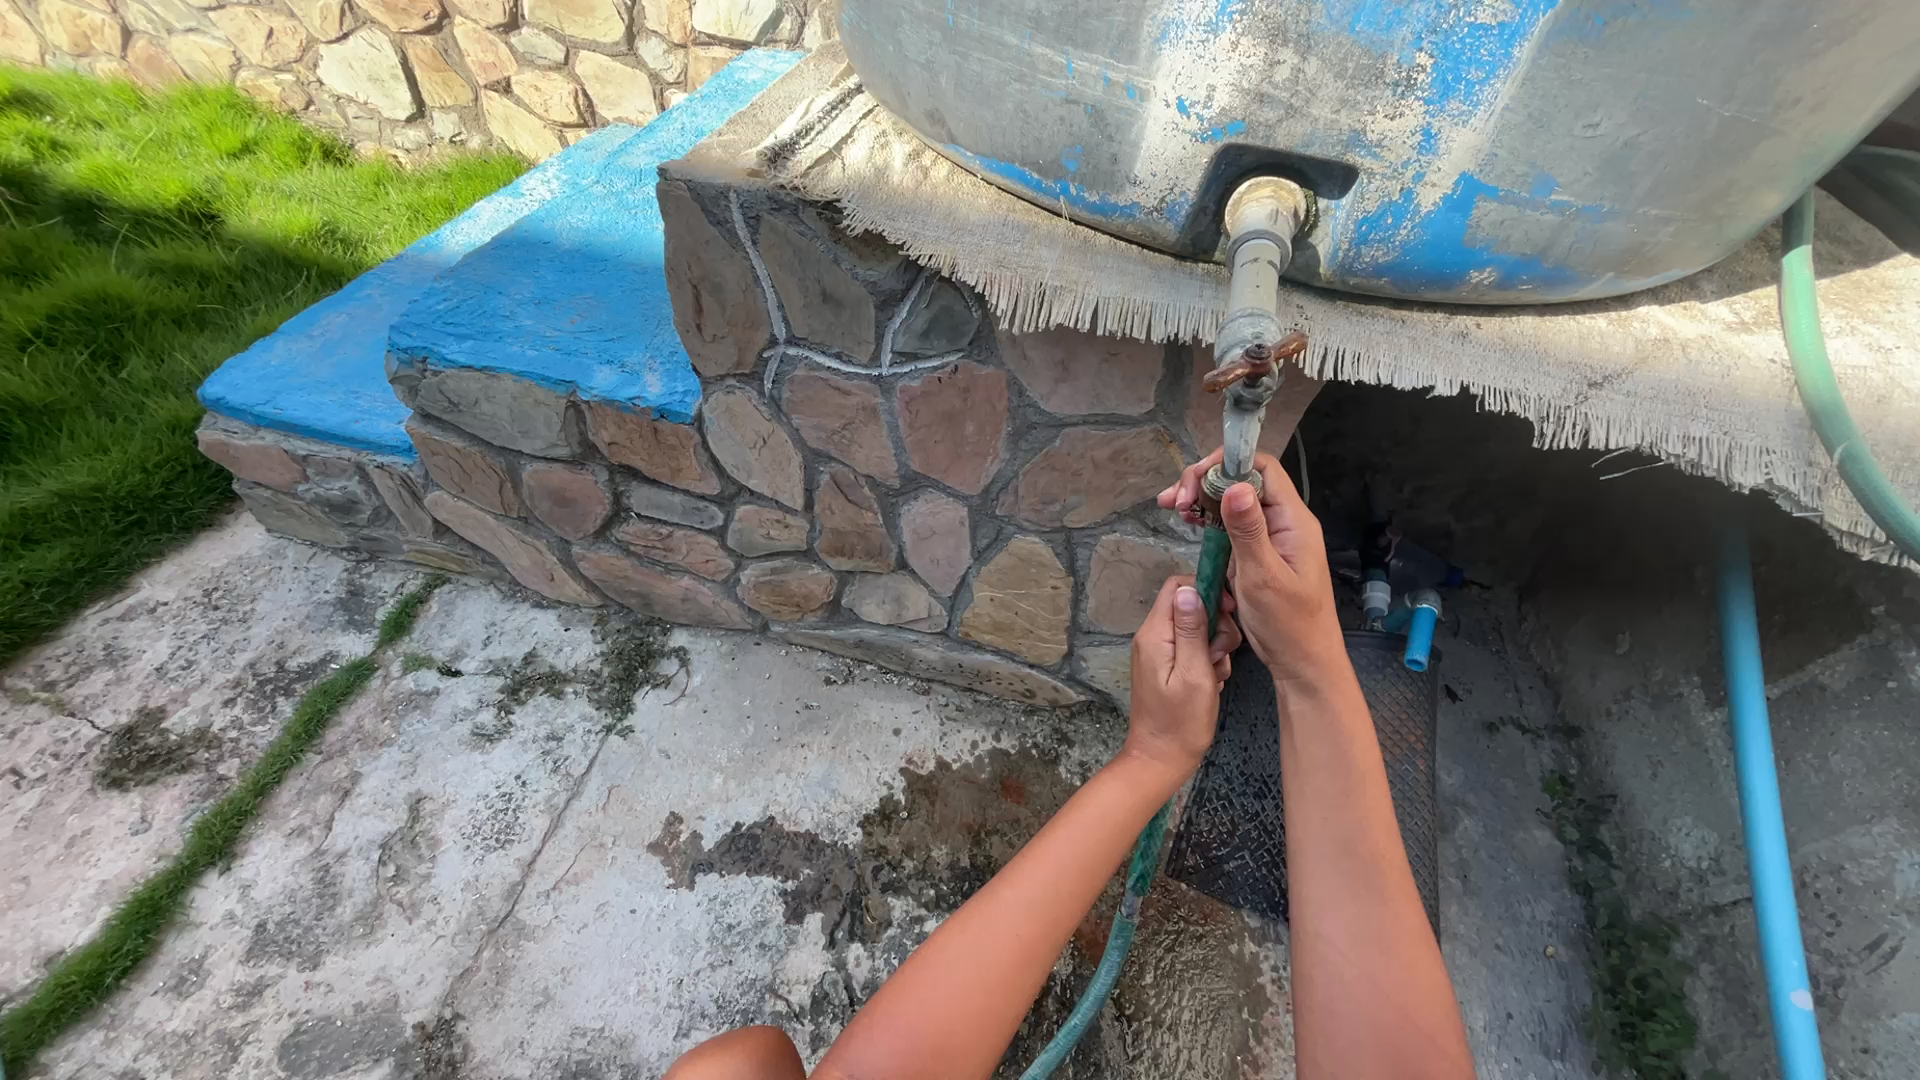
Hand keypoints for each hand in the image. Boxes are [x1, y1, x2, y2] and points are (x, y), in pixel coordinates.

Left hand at [1124, 576, 1241, 778]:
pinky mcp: (1167, 665)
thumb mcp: (1194, 673)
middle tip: (1222, 653)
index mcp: (1155, 633)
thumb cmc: (1181, 721)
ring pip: (1196, 628)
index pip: (1178, 586)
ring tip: (1216, 673)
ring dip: (1215, 646)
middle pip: (1190, 605)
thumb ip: (1191, 630)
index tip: (1230, 613)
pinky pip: (1193, 649)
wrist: (1162, 758)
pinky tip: (1212, 682)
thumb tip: (1189, 589)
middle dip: (1216, 624)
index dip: (1208, 591)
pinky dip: (1208, 661)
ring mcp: (1159, 651)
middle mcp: (1152, 636)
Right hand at [1157, 449, 1344, 683]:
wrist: (1302, 660)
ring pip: (1232, 500)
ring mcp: (1268, 536)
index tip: (1193, 482)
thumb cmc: (1288, 623)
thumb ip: (1248, 530)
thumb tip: (1235, 486)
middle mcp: (1282, 521)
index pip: (1261, 469)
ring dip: (1201, 498)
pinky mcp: (1255, 552)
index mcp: (1293, 521)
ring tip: (1174, 508)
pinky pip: (1229, 523)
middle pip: (1242, 480)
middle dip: (1205, 481)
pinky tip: (1187, 521)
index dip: (1226, 465)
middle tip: (1174, 501)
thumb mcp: (1263, 576)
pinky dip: (1206, 518)